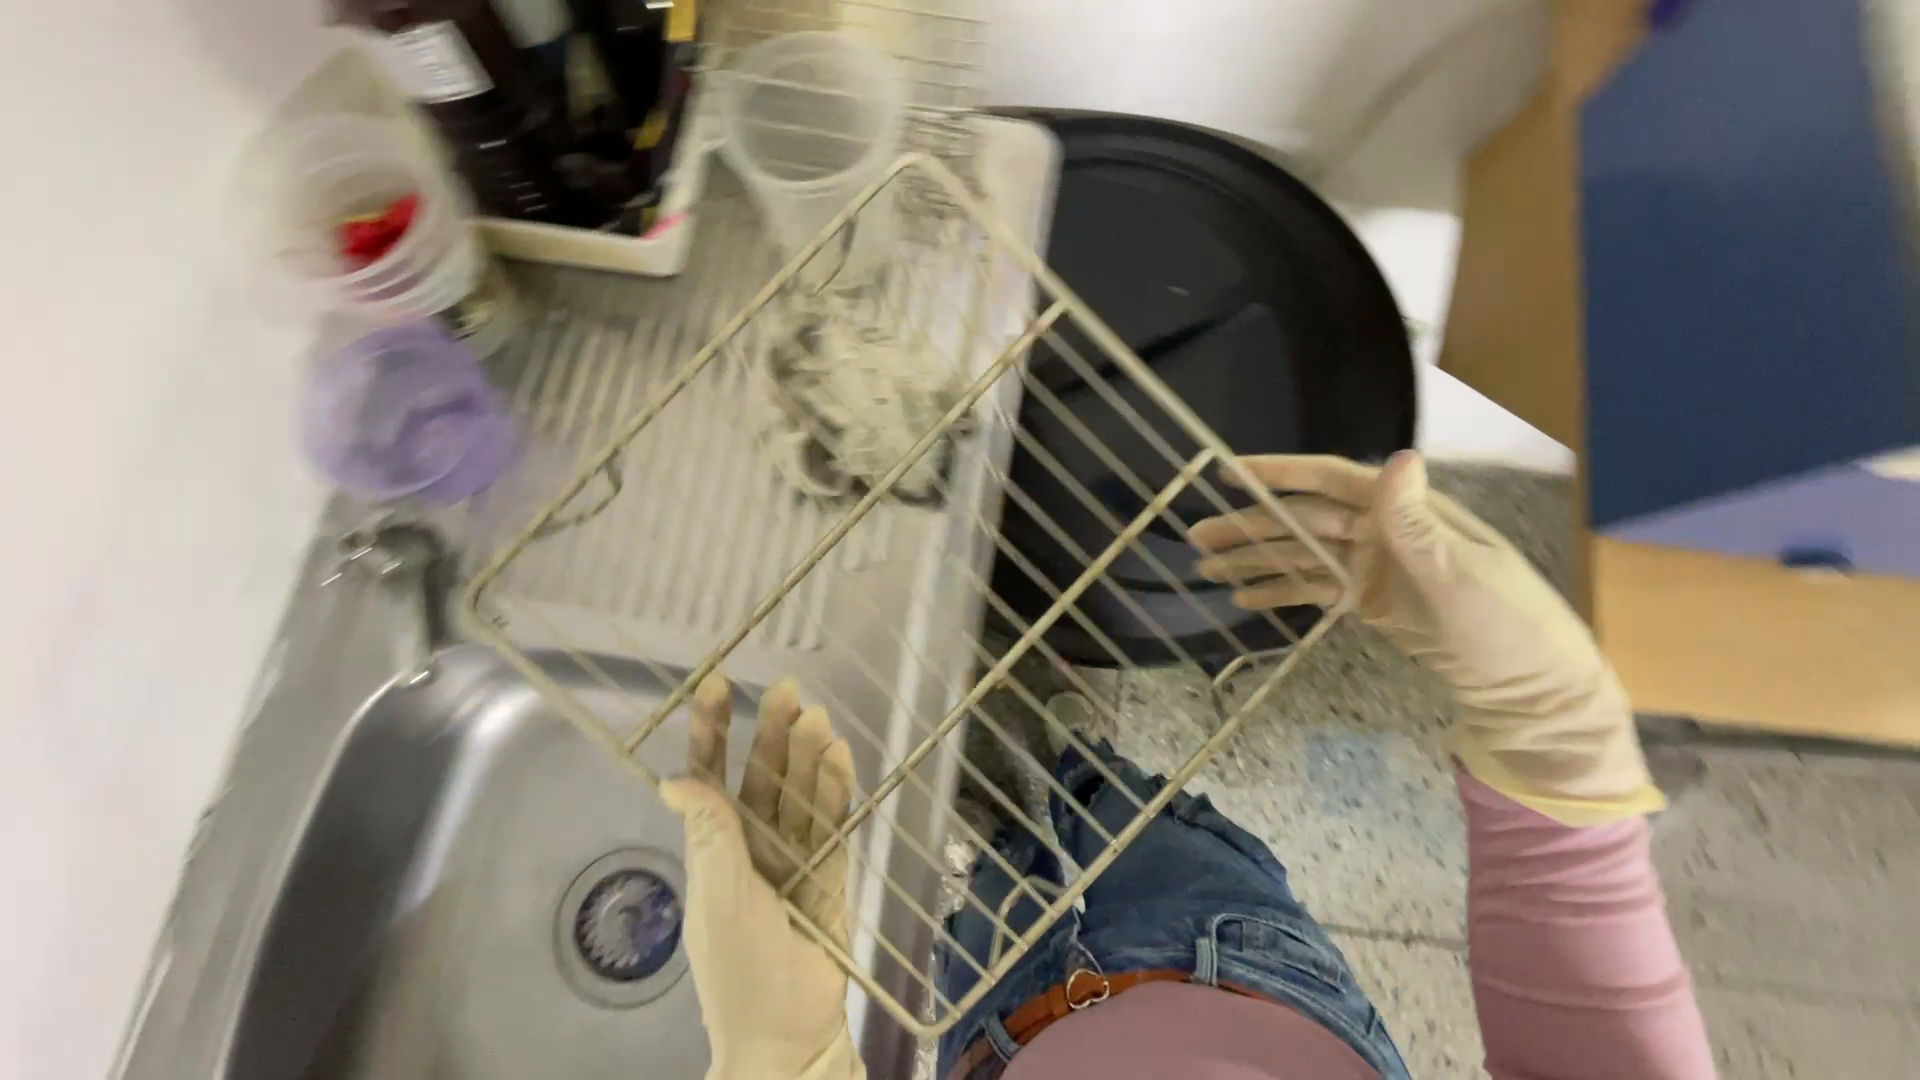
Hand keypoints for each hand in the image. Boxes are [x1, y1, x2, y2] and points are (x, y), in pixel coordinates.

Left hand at [660, 674, 866, 1079]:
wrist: (785, 1029)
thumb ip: (709, 835)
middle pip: (764, 773)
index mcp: (716, 844)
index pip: (711, 774)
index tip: (716, 686)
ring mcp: (794, 851)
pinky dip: (838, 788)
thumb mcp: (719, 898)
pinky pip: (833, 820)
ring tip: (818, 717)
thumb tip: (673, 778)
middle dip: (774, 732)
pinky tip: (842, 757)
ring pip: (802, 790)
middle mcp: (754, 839)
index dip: (712, 731)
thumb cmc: (737, 965)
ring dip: (809, 754)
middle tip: (789, 691)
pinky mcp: (829, 867)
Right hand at [1189, 451, 1661, 824]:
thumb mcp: (1463, 576)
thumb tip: (1396, 459)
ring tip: (1206, 570)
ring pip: (1300, 556)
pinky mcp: (1366, 601)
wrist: (1532, 689)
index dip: (1280, 474)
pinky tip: (1244, 598)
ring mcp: (1372, 567)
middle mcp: (1382, 531)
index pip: (1332, 482)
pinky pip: (1312, 590)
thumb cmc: (1508, 627)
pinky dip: (1279, 592)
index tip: (1229, 472)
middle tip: (1198, 537)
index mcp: (1408, 513)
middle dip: (1249, 528)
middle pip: (1303, 522)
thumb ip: (1417, 524)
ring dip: (1254, 561)